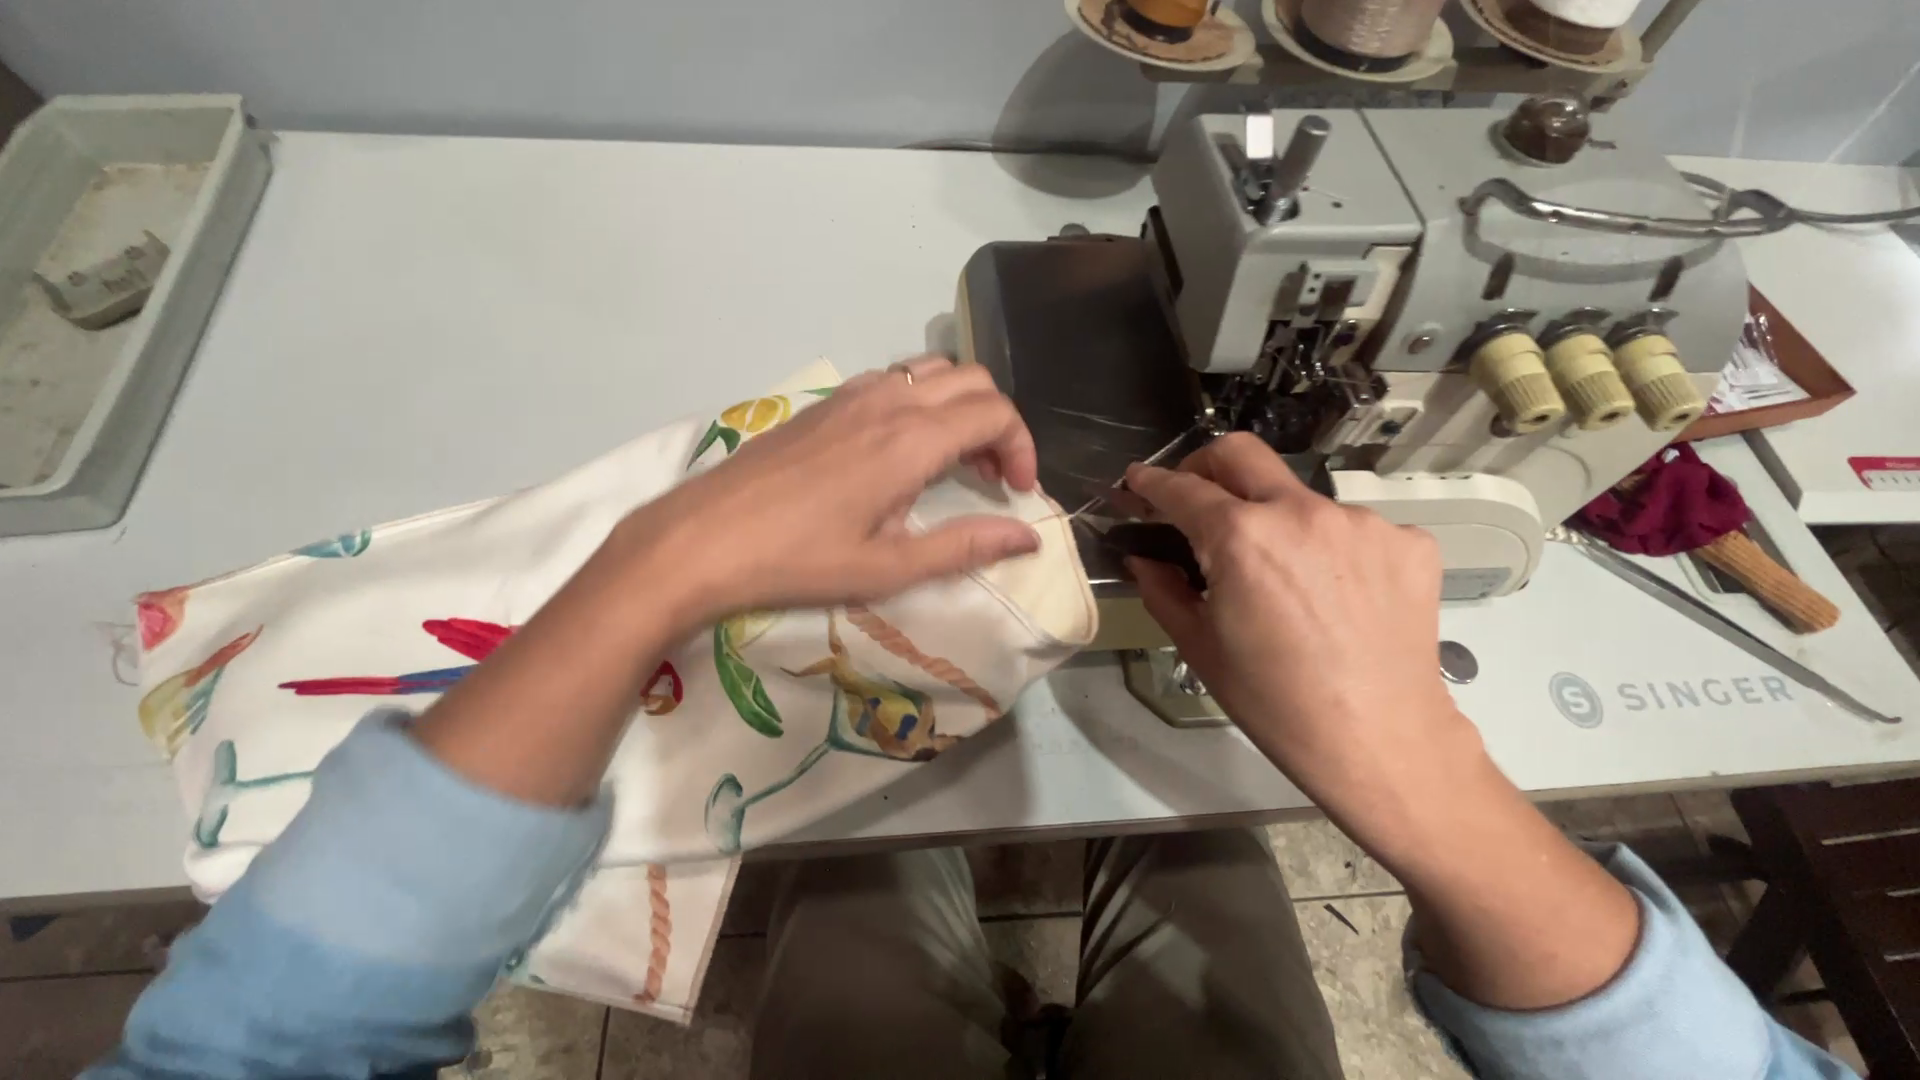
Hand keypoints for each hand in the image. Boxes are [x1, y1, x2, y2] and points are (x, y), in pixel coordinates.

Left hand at [611, 357, 1042, 626]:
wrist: (705, 537)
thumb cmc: (800, 560)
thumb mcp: (889, 567)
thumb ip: (965, 545)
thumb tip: (1028, 535)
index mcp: (912, 440)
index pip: (996, 413)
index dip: (1023, 447)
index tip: (1018, 492)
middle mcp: (889, 401)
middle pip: (973, 380)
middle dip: (999, 423)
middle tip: (993, 477)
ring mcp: (853, 394)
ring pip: (933, 372)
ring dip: (961, 407)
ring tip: (953, 463)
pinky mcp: (826, 402)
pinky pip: (895, 379)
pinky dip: (922, 401)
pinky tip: (902, 450)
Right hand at [1123, 434, 1479, 812]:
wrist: (1378, 739)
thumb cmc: (1274, 700)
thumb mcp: (1201, 646)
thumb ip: (1163, 589)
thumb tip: (1144, 559)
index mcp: (1241, 537)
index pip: (1183, 489)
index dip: (1151, 482)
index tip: (1137, 482)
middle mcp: (1302, 512)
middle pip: (1241, 454)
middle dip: (1205, 465)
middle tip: (1195, 496)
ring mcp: (1362, 522)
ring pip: (1300, 499)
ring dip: (1277, 521)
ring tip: (1283, 577)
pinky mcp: (1408, 542)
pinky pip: (1353, 529)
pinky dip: (1331, 549)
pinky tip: (1335, 595)